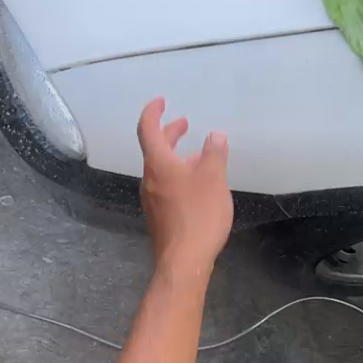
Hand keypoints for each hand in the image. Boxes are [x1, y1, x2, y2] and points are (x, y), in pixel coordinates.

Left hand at [137, 98, 231, 277]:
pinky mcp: (160, 218)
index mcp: (159, 164)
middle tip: (184, 125)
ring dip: (177, 158)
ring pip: (162, 170)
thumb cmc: (199, 215)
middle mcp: (149, 179)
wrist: (184, 260)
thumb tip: (214, 136)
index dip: (153, 112)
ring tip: (198, 158)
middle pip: (155, 150)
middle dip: (169, 134)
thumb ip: (214, 154)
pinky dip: (179, 177)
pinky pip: (166, 188)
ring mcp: (152, 200)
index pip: (148, 129)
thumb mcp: (213, 179)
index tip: (161, 102)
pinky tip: (196, 187)